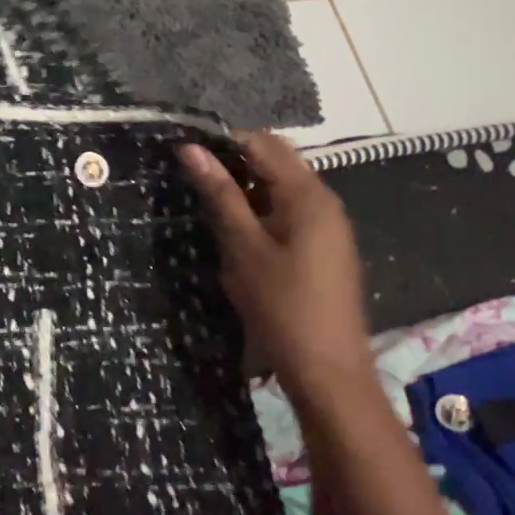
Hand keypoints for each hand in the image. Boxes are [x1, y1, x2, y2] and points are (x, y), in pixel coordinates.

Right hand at [177, 132, 371, 403]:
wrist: (327, 371)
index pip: (263, 143)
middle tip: (193, 182)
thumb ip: (220, 194)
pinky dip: (260, 212)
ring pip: (279, 188)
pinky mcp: (323, 247)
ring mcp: (327, 226)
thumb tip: (191, 149)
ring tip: (208, 207)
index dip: (223, 143)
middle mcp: (324, 202)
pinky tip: (235, 233)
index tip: (186, 156)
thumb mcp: (242, 246)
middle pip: (275, 162)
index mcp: (308, 195)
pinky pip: (287, 211)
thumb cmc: (281, 305)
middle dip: (233, 165)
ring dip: (244, 191)